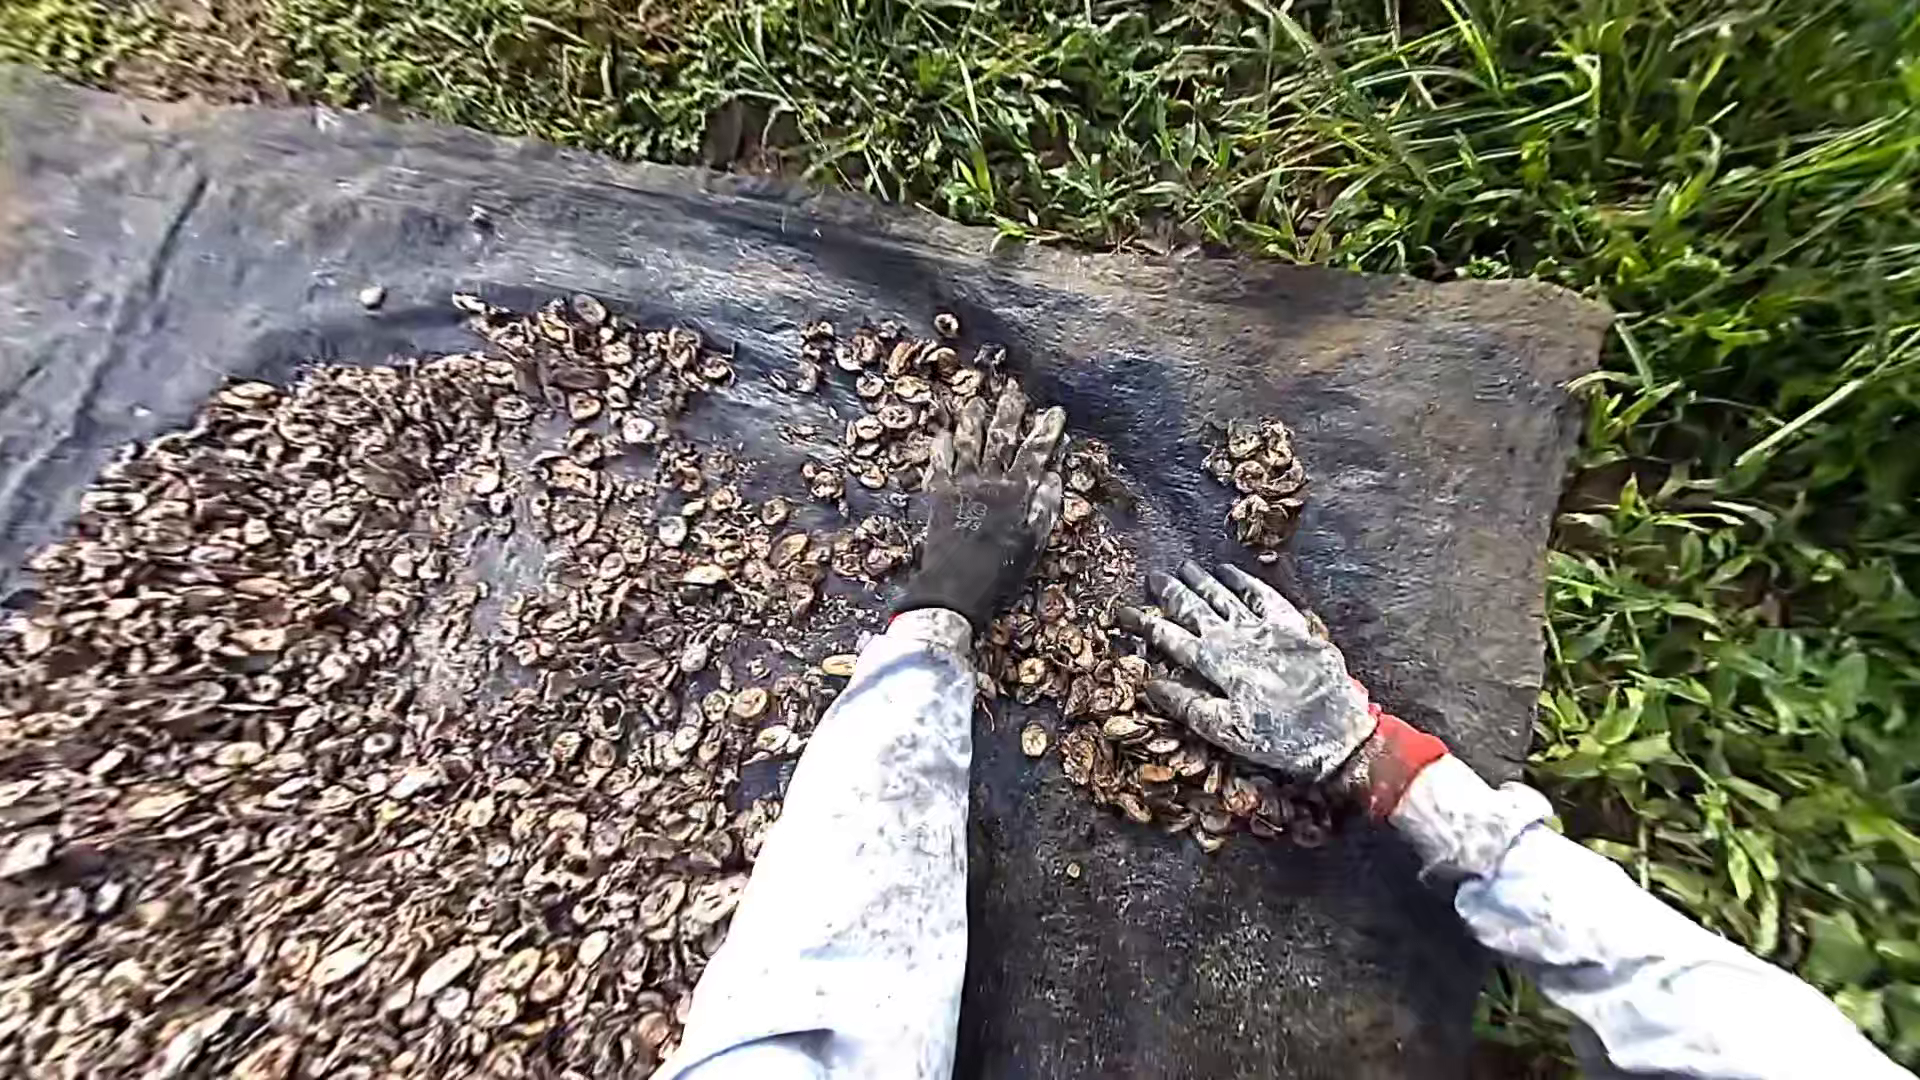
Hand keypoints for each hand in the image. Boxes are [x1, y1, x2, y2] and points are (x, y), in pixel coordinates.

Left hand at [896, 383, 1065, 632]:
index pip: (1034, 455)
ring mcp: (961, 485)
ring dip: (974, 420)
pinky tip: (943, 432)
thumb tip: (1053, 478)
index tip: (1055, 412)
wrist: (954, 587)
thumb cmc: (999, 572)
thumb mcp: (1032, 545)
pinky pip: (940, 464)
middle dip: (1010, 414)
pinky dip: (942, 447)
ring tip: (977, 401)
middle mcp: (988, 482)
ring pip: (969, 443)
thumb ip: (1044, 510)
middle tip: (1015, 393)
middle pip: (1001, 439)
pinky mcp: (939, 495)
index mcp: (1015, 493)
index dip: (1046, 432)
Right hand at [1119, 562, 1448, 814]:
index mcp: (1217, 666)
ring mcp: (1265, 629)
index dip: (1145, 623)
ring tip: (1184, 566)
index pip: (1170, 639)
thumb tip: (1152, 683)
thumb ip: (1188, 705)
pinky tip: (1230, 570)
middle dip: (1171, 592)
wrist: (1343, 737)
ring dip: (1202, 581)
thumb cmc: (1281, 741)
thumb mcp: (1228, 733)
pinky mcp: (1293, 627)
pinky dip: (1245, 582)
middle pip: (1196, 610)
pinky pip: (1264, 596)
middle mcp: (1236, 640)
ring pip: (1225, 597)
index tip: (1124, 610)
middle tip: (1153, 576)